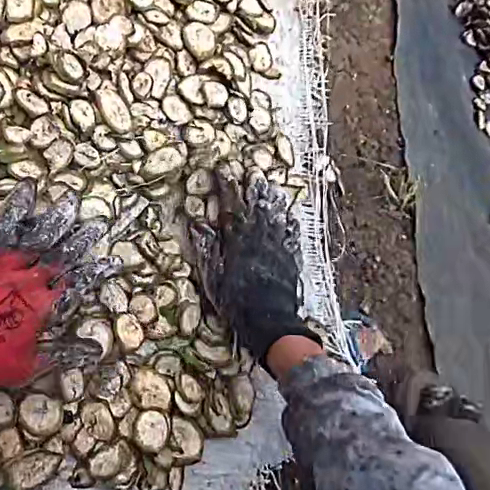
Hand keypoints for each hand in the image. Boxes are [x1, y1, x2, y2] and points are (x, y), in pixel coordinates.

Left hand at [0, 251, 61, 417]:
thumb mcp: (20, 369)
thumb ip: (35, 358)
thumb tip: (44, 357)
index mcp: (35, 307)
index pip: (55, 292)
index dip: (62, 288)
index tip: (65, 285)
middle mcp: (15, 287)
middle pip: (36, 271)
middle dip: (46, 269)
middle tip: (52, 265)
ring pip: (10, 261)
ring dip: (20, 258)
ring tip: (26, 255)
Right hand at [190, 172, 317, 365]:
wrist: (269, 320)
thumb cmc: (234, 300)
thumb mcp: (212, 276)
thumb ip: (207, 248)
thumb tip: (198, 224)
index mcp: (237, 239)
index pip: (230, 204)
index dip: (226, 186)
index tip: (222, 169)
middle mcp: (259, 237)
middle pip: (256, 205)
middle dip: (252, 186)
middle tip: (252, 170)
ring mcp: (277, 246)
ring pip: (275, 216)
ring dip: (272, 199)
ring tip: (270, 185)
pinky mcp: (290, 258)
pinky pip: (291, 234)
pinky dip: (289, 222)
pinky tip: (290, 214)